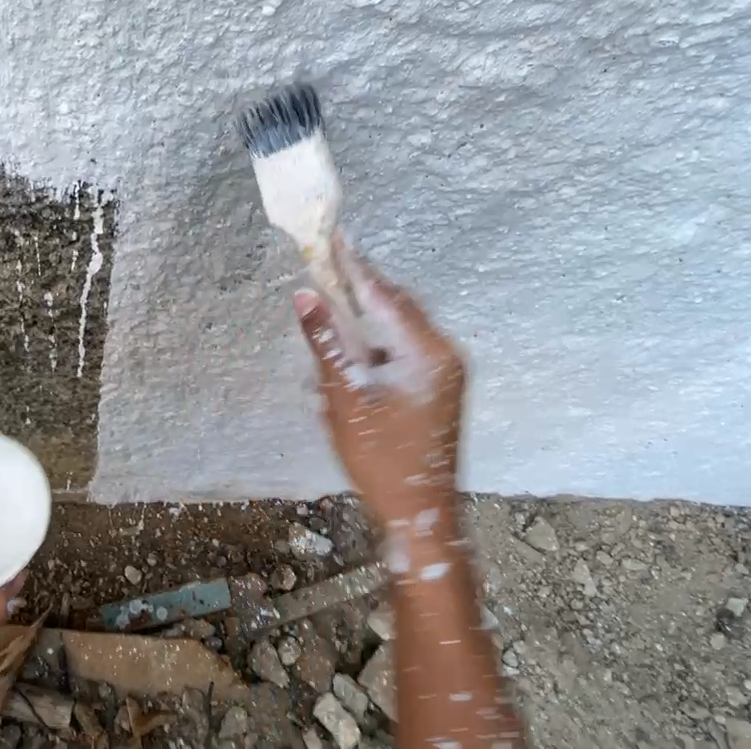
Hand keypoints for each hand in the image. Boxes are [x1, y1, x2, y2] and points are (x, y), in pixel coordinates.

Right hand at [294, 235, 468, 539]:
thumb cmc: (380, 458)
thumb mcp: (345, 398)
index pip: (383, 296)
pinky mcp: (437, 387)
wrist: (420, 515)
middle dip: (360, 288)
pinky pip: (403, 349)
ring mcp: (444, 372)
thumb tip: (306, 295)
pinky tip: (350, 352)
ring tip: (333, 304)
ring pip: (398, 327)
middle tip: (328, 265)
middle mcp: (444, 354)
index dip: (355, 266)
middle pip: (396, 306)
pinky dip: (375, 343)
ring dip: (366, 318)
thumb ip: (326, 342)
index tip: (336, 237)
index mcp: (427, 352)